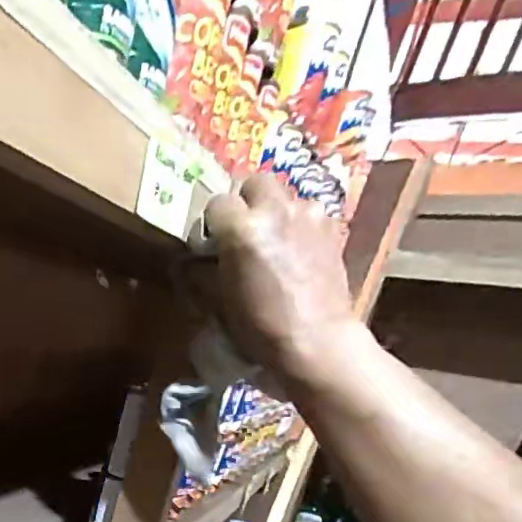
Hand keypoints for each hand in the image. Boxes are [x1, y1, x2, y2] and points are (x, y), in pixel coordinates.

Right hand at [203, 175, 360, 378]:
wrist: (313, 339)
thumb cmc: (256, 325)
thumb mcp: (216, 301)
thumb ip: (199, 272)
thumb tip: (188, 261)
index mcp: (242, 229)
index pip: (217, 202)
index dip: (210, 223)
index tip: (210, 245)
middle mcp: (277, 210)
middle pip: (255, 182)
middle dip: (244, 202)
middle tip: (238, 233)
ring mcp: (310, 214)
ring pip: (284, 196)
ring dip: (272, 212)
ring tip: (270, 244)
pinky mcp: (333, 226)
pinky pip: (307, 213)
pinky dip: (297, 225)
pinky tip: (294, 253)